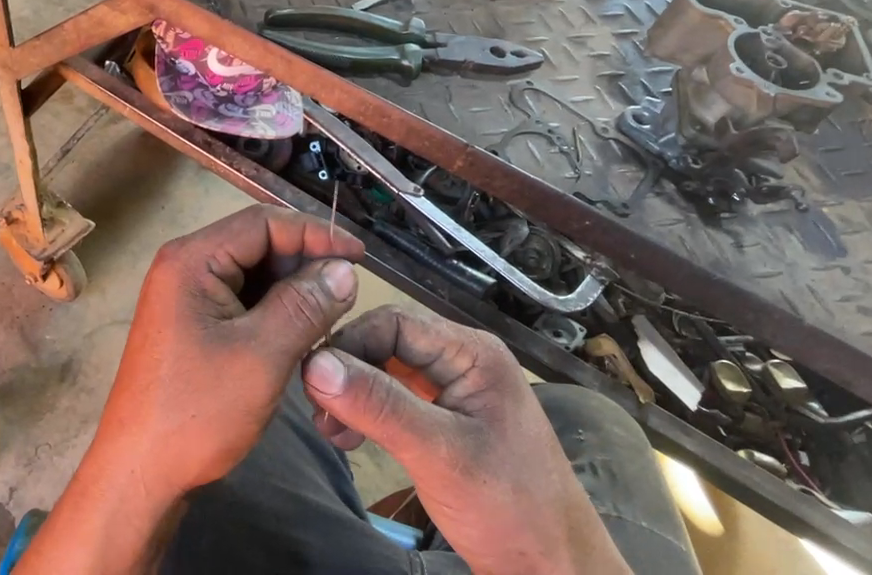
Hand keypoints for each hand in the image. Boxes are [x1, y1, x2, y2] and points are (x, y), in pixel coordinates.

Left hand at [90, 204, 364, 500]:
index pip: (262, 223)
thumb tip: (344, 270)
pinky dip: (274, 309)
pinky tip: (302, 331)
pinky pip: (241, 300)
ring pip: (252, 274)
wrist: (140, 470)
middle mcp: (184, 266)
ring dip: (292, 288)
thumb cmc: (196, 412)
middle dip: (304, 262)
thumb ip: (305, 306)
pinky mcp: (192, 323)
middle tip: (349, 290)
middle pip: (256, 244)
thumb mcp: (261, 356)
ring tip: (331, 313)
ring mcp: (185, 295)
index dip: (315, 233)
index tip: (360, 254)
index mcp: (191, 260)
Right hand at [302, 306, 630, 574]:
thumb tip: (313, 364)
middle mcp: (463, 359)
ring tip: (331, 429)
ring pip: (387, 368)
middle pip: (387, 342)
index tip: (313, 382)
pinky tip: (350, 436)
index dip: (348, 344)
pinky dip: (369, 412)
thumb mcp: (440, 454)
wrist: (558, 574)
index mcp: (472, 353)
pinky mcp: (448, 417)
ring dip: (354, 393)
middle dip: (348, 371)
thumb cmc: (509, 510)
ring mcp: (457, 388)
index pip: (392, 322)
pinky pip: (397, 396)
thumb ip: (378, 405)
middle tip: (319, 411)